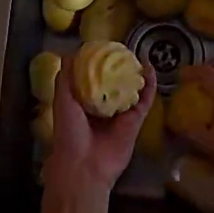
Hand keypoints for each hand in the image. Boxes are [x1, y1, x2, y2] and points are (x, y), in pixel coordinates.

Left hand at [43, 63, 156, 199]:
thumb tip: (70, 52)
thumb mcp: (62, 100)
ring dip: (137, 74)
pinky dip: (150, 86)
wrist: (84, 165)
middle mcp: (104, 106)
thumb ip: (66, 78)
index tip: (106, 47)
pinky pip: (144, 100)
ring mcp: (121, 113)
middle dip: (120, 67)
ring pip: (132, 89)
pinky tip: (151, 70)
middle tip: (125, 50)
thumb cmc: (69, 132)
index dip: (100, 63)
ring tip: (141, 56)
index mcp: (85, 102)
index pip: (95, 78)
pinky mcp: (136, 121)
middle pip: (115, 82)